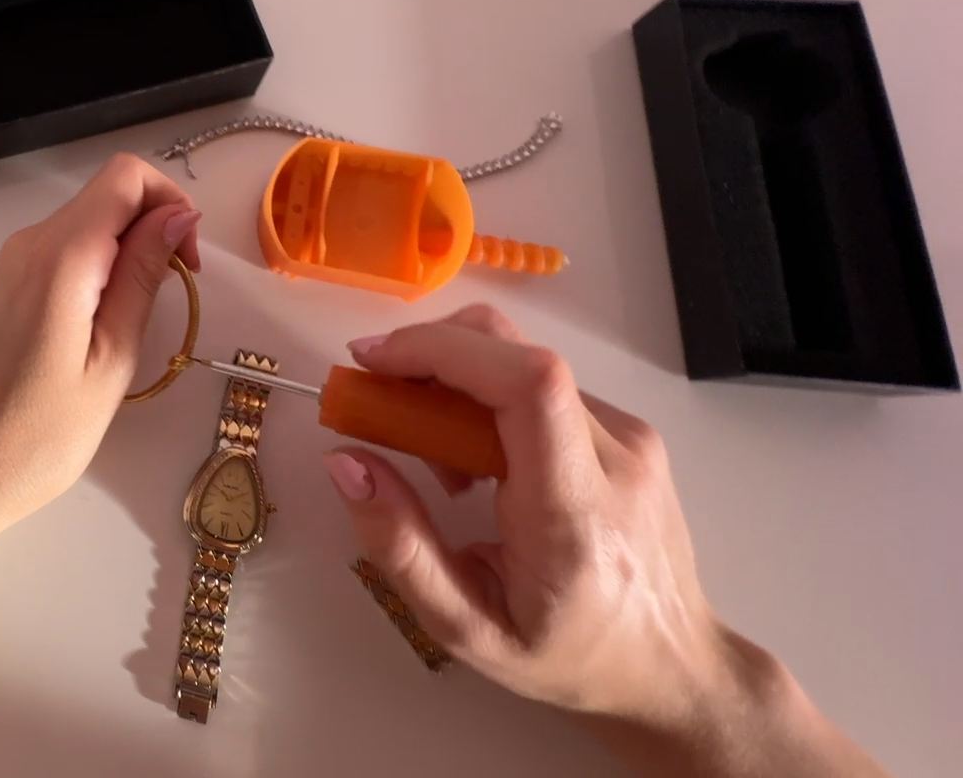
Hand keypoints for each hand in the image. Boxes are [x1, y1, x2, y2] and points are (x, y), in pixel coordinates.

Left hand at [0, 153, 201, 560]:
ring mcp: (13, 263)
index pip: (125, 175)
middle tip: (169, 299)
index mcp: (60, 255)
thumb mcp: (111, 360)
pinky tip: (101, 328)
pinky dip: (100, 270)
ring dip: (129, 253)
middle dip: (154, 228)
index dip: (170, 202)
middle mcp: (30, 243)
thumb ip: (142, 278)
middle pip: (108, 195)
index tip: (187, 263)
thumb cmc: (38, 435)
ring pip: (89, 223)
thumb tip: (176, 217)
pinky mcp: (7, 286)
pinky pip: (66, 252)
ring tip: (133, 325)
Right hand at [320, 305, 883, 777]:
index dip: (441, 349)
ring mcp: (626, 435)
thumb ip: (397, 546)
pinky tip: (470, 454)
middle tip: (377, 391)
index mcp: (575, 506)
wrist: (675, 670)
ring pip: (516, 357)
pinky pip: (532, 378)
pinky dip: (478, 393)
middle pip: (514, 350)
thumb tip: (345, 461)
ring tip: (429, 448)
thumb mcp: (463, 626)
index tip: (373, 360)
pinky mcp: (620, 428)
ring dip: (450, 378)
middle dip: (427, 352)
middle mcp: (615, 454)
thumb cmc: (567, 654)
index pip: (527, 383)